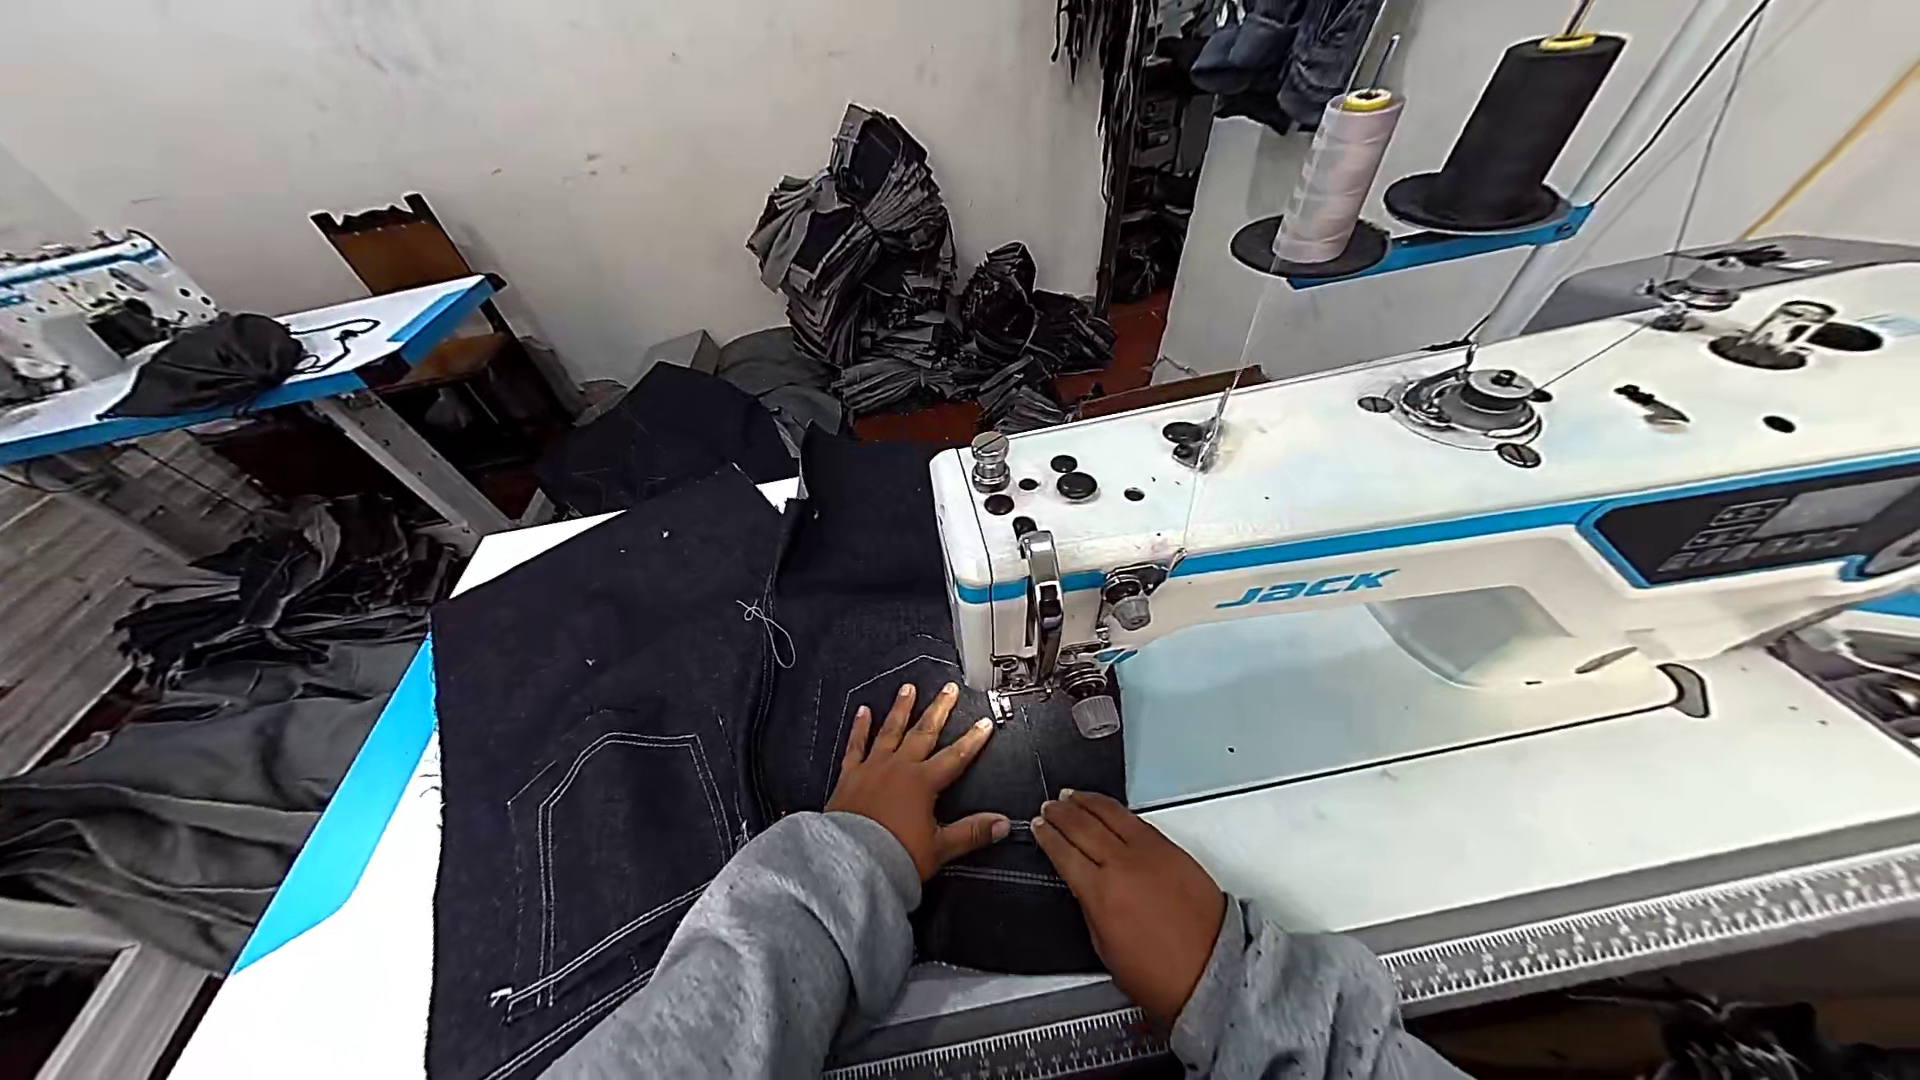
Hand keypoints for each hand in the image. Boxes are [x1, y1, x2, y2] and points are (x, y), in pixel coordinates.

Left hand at [826, 682, 1008, 879]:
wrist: (851, 864)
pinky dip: (860, 727)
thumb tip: (1001, 824)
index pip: (955, 756)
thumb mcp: (940, 848)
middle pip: (924, 732)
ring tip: (908, 689)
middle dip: (940, 709)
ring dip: (902, 708)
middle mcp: (899, 767)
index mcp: (922, 783)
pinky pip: (856, 744)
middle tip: (949, 690)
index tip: (984, 724)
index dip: (973, 739)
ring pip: (891, 730)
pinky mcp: (850, 775)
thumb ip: (972, 832)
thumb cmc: (893, 857)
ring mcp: (873, 767)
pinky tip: (863, 711)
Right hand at [1032, 790, 1225, 1027]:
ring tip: (1070, 795)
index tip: (1039, 826)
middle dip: (1060, 812)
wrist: (1214, 973)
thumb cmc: (1165, 976)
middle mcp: (1123, 866)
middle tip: (1049, 805)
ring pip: (1108, 812)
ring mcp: (1148, 852)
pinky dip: (1112, 807)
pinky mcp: (1169, 847)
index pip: (1064, 852)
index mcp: (1102, 895)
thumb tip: (1081, 884)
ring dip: (1084, 801)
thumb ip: (1089, 909)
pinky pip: (1133, 818)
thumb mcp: (1107, 950)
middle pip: (1081, 825)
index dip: (1047, 836)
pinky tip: (1103, 805)